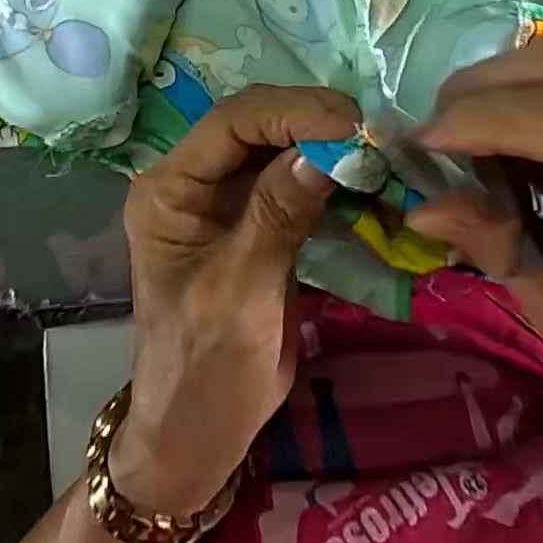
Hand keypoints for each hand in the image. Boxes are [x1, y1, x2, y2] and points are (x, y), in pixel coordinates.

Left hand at [114, 86, 357, 514]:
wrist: (198, 428)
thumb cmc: (207, 367)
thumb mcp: (242, 291)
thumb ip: (278, 215)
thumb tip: (326, 151)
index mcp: (168, 189)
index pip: (229, 123)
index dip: (290, 113)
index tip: (350, 124)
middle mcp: (190, 180)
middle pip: (251, 124)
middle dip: (310, 120)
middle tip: (372, 133)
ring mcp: (220, 197)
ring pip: (274, 145)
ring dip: (322, 141)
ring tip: (374, 147)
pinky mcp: (250, 217)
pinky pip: (289, 178)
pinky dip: (325, 173)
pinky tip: (360, 174)